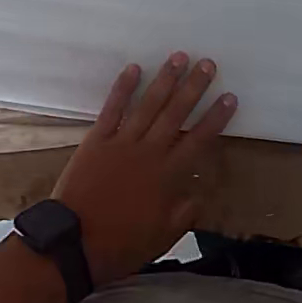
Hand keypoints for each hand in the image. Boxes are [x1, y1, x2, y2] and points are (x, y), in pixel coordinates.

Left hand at [55, 53, 236, 284]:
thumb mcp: (163, 236)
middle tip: (207, 64)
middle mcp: (149, 152)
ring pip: (148, 105)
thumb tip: (199, 194)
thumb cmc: (121, 243)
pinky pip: (112, 110)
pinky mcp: (96, 142)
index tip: (230, 97)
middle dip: (194, 87)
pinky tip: (134, 69)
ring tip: (179, 57)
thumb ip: (184, 213)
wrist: (72, 245)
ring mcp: (122, 143)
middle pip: (176, 113)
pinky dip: (123, 88)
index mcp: (168, 175)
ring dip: (165, 80)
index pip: (199, 139)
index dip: (216, 117)